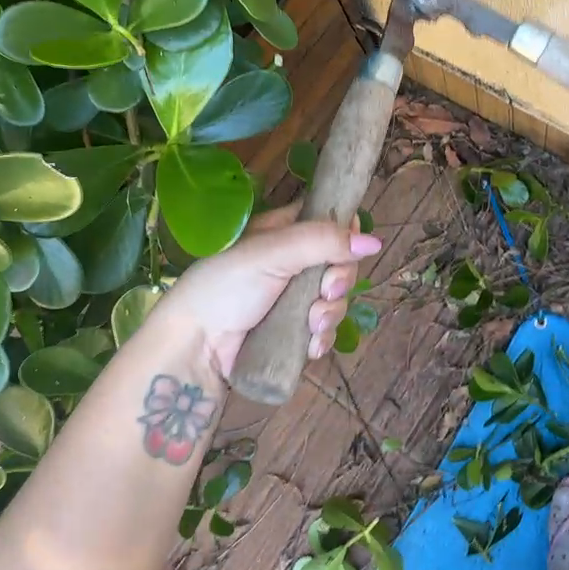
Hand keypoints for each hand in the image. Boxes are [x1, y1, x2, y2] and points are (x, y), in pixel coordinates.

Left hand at [152, 204, 380, 379]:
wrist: (194, 349)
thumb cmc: (225, 287)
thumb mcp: (272, 253)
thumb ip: (322, 241)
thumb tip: (374, 241)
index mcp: (284, 232)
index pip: (330, 220)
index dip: (346, 232)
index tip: (347, 249)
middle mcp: (292, 262)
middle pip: (340, 262)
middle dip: (339, 281)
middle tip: (324, 292)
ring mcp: (292, 299)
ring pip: (335, 300)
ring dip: (330, 314)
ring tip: (309, 326)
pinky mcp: (292, 332)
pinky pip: (324, 331)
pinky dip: (321, 339)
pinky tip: (308, 346)